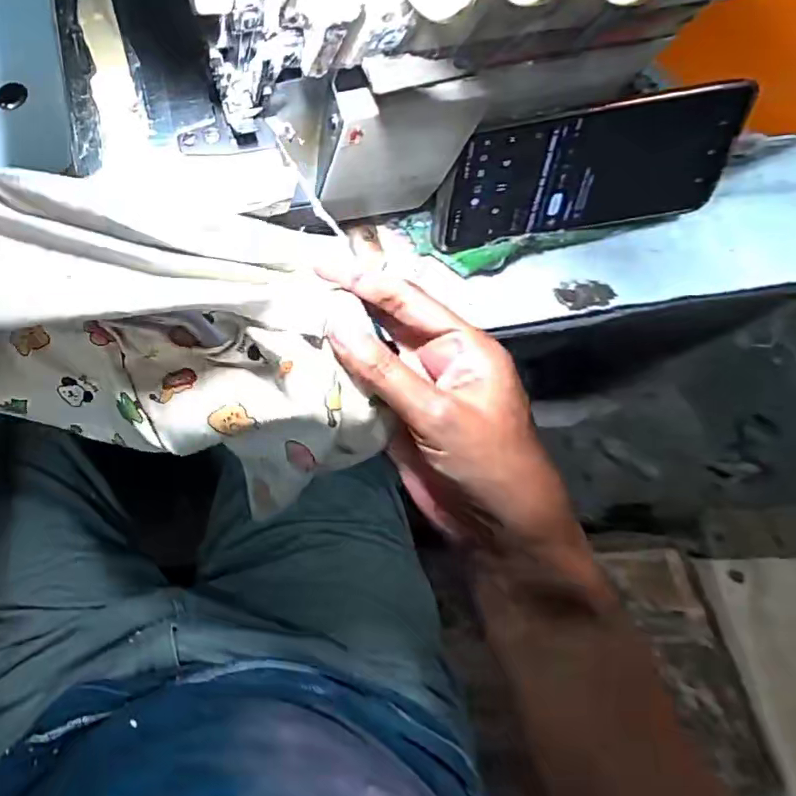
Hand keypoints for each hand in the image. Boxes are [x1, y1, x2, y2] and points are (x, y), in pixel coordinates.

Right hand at [320, 268, 584, 563]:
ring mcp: (411, 388)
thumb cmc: (489, 464)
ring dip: (336, 339)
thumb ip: (384, 370)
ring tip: (295, 318)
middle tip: (302, 285)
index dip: (365, 280)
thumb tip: (334, 325)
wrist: (500, 529)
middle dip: (347, 303)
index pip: (407, 301)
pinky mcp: (393, 414)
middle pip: (384, 322)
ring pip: (368, 353)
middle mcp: (434, 360)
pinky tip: (307, 363)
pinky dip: (335, 374)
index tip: (324, 266)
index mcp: (461, 347)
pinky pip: (360, 386)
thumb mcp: (438, 413)